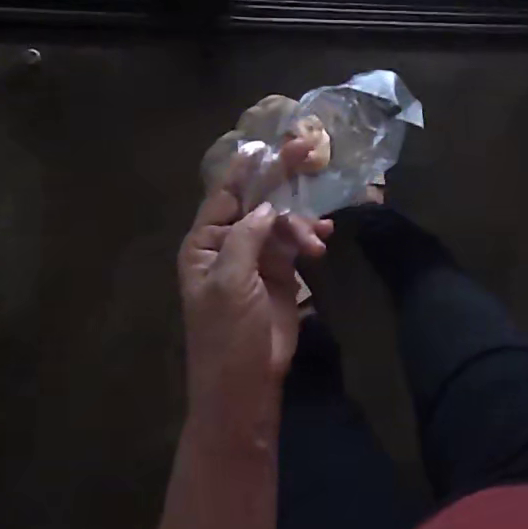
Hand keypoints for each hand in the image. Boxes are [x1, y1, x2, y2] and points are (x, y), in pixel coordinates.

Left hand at [177, 143, 332, 442]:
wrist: (246, 386)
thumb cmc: (228, 334)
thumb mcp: (230, 283)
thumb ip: (247, 237)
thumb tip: (268, 205)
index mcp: (205, 242)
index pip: (225, 194)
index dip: (246, 167)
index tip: (267, 142)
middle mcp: (229, 242)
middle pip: (257, 200)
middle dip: (281, 178)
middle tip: (307, 151)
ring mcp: (256, 257)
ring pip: (281, 220)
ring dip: (300, 222)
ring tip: (316, 239)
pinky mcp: (280, 272)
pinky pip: (295, 242)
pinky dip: (309, 236)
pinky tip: (322, 238)